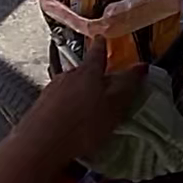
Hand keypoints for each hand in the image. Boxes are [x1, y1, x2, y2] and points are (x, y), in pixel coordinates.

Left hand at [8, 39, 145, 168]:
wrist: (41, 143)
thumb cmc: (83, 124)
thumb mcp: (114, 106)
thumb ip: (128, 85)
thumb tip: (141, 65)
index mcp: (88, 72)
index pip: (97, 53)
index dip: (101, 46)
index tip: (102, 38)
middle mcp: (67, 75)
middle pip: (82, 69)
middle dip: (90, 72)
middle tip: (100, 78)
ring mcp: (51, 89)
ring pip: (68, 83)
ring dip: (76, 88)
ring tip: (85, 100)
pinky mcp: (40, 106)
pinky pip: (57, 99)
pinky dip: (65, 103)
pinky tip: (67, 115)